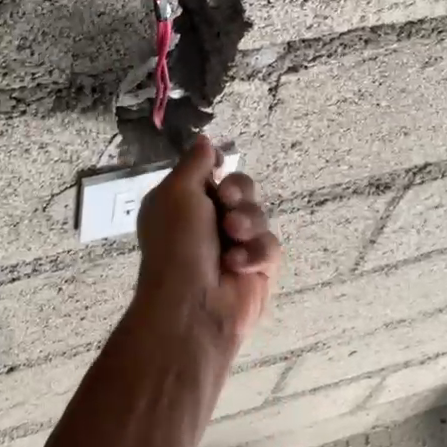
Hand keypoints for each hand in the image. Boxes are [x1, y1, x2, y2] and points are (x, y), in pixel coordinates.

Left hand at [134, 135, 281, 345]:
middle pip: (240, 188)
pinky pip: (270, 245)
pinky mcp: (258, 269)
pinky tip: (238, 266)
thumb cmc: (177, 243)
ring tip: (233, 237)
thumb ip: (195, 162)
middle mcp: (207, 222)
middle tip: (227, 202)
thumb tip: (205, 140)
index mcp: (182, 203)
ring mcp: (234, 246)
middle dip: (238, 192)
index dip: (217, 166)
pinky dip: (255, 253)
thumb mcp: (177, 192)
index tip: (219, 163)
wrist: (194, 306)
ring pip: (258, 214)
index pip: (208, 172)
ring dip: (247, 222)